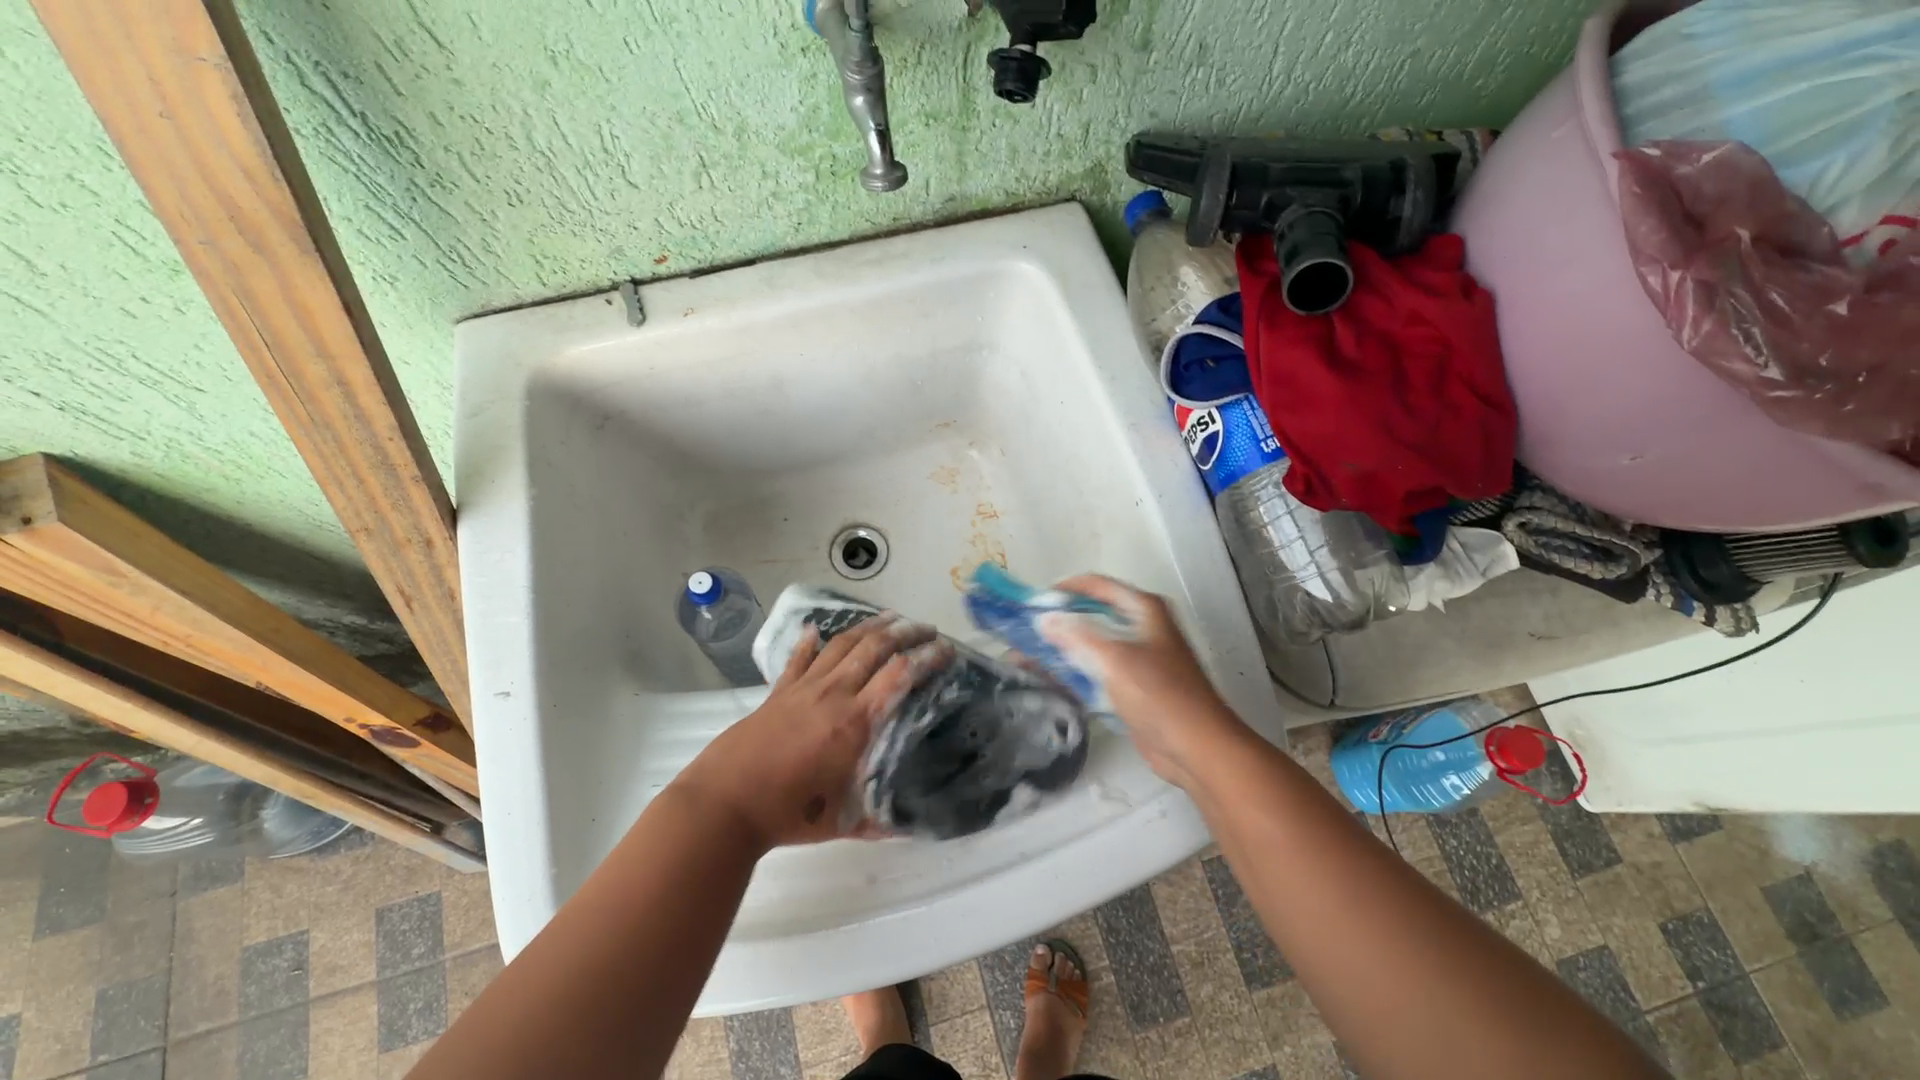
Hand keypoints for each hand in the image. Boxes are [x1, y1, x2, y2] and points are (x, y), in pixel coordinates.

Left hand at [670, 613, 952, 850]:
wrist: (724, 803)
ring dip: (869, 627)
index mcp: (856, 722)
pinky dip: (810, 641)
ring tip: (891, 617)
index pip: (900, 676)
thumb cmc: (788, 813)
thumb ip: (881, 822)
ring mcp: (802, 689)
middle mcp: (833, 695)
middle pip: (874, 648)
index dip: (927, 658)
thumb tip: (915, 828)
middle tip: (927, 629)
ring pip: (841, 645)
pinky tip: (816, 628)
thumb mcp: (844, 824)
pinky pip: (799, 658)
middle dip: (905, 632)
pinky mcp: (777, 693)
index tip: (946, 651)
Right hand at [1037, 575, 1245, 790]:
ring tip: (1023, 657)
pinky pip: (1094, 673)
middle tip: (1021, 631)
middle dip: (1057, 622)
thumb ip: (1076, 635)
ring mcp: (1136, 659)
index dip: (1063, 590)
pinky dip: (1071, 674)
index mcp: (1143, 609)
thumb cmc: (1160, 694)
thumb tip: (1043, 619)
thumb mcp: (1115, 658)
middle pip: (1091, 615)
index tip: (1030, 603)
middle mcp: (1140, 628)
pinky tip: (1044, 681)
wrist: (1195, 747)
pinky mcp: (1131, 687)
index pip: (1096, 586)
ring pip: (1090, 646)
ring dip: (1060, 650)